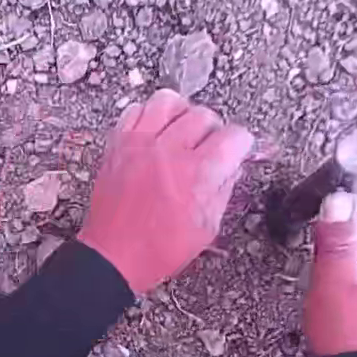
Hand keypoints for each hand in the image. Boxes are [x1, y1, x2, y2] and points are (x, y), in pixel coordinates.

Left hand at [79, 90, 254, 293]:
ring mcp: (140, 145)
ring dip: (182, 113)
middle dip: (214, 130)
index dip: (241, 144)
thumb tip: (232, 167)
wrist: (114, 256)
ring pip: (169, 101)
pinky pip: (136, 110)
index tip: (237, 150)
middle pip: (204, 115)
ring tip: (182, 132)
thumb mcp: (207, 228)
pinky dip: (149, 116)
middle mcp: (169, 152)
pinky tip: (155, 133)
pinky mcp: (118, 145)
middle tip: (209, 147)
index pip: (234, 136)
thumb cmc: (157, 249)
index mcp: (198, 174)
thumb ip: (223, 190)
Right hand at [303, 192, 356, 356]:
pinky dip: (345, 288)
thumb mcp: (334, 281)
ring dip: (339, 274)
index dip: (332, 237)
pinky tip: (338, 308)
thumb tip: (339, 198)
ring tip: (332, 300)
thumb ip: (337, 239)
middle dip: (335, 257)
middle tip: (326, 283)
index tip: (322, 257)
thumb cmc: (347, 336)